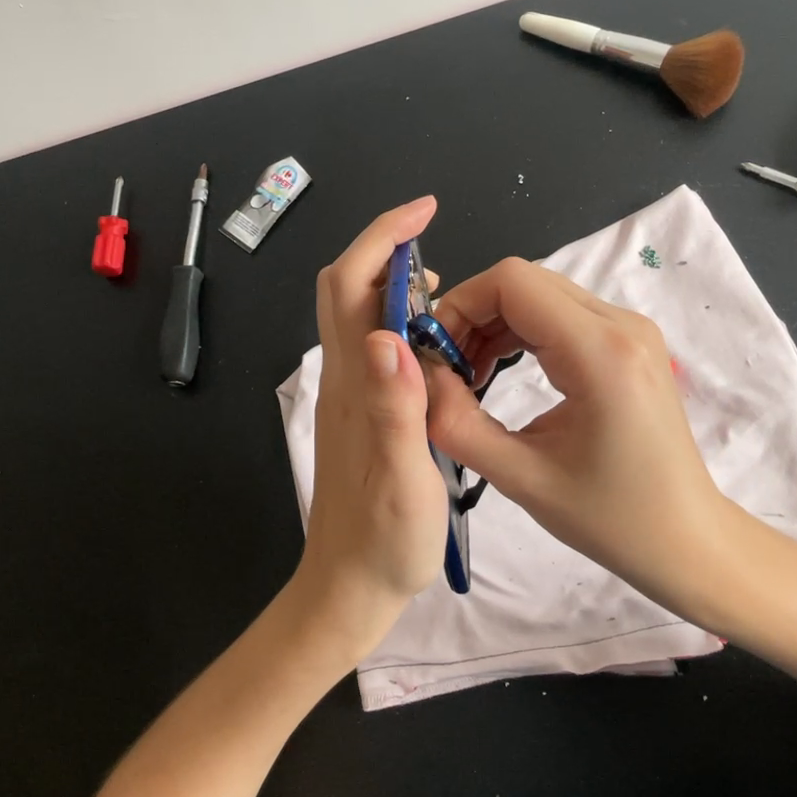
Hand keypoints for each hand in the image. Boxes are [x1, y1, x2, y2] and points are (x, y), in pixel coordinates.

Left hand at [298, 197, 450, 611]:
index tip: (424, 211)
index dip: (382, 238)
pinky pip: (375, 347)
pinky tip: (439, 345)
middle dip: (386, 249)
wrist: (350, 585)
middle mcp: (345, 379)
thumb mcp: (402, 479)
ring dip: (395, 285)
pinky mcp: (361, 414)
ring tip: (451, 294)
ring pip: (360, 316)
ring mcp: (350, 396)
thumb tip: (386, 334)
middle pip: (347, 289)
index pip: (351, 287)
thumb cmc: (383, 540)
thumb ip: (394, 409)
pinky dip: (403, 322)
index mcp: (355, 385)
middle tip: (439, 245)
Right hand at [423, 257, 741, 612]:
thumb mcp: (520, 478)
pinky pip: (558, 315)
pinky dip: (517, 333)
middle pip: (523, 281)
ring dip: (491, 324)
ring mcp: (629, 330)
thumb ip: (456, 423)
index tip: (432, 353)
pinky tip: (496, 373)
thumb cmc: (610, 518)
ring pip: (538, 294)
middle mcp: (620, 325)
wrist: (686, 539)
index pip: (512, 282)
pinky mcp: (627, 344)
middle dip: (470, 314)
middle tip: (442, 368)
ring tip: (464, 376)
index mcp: (600, 352)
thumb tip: (417, 375)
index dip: (459, 305)